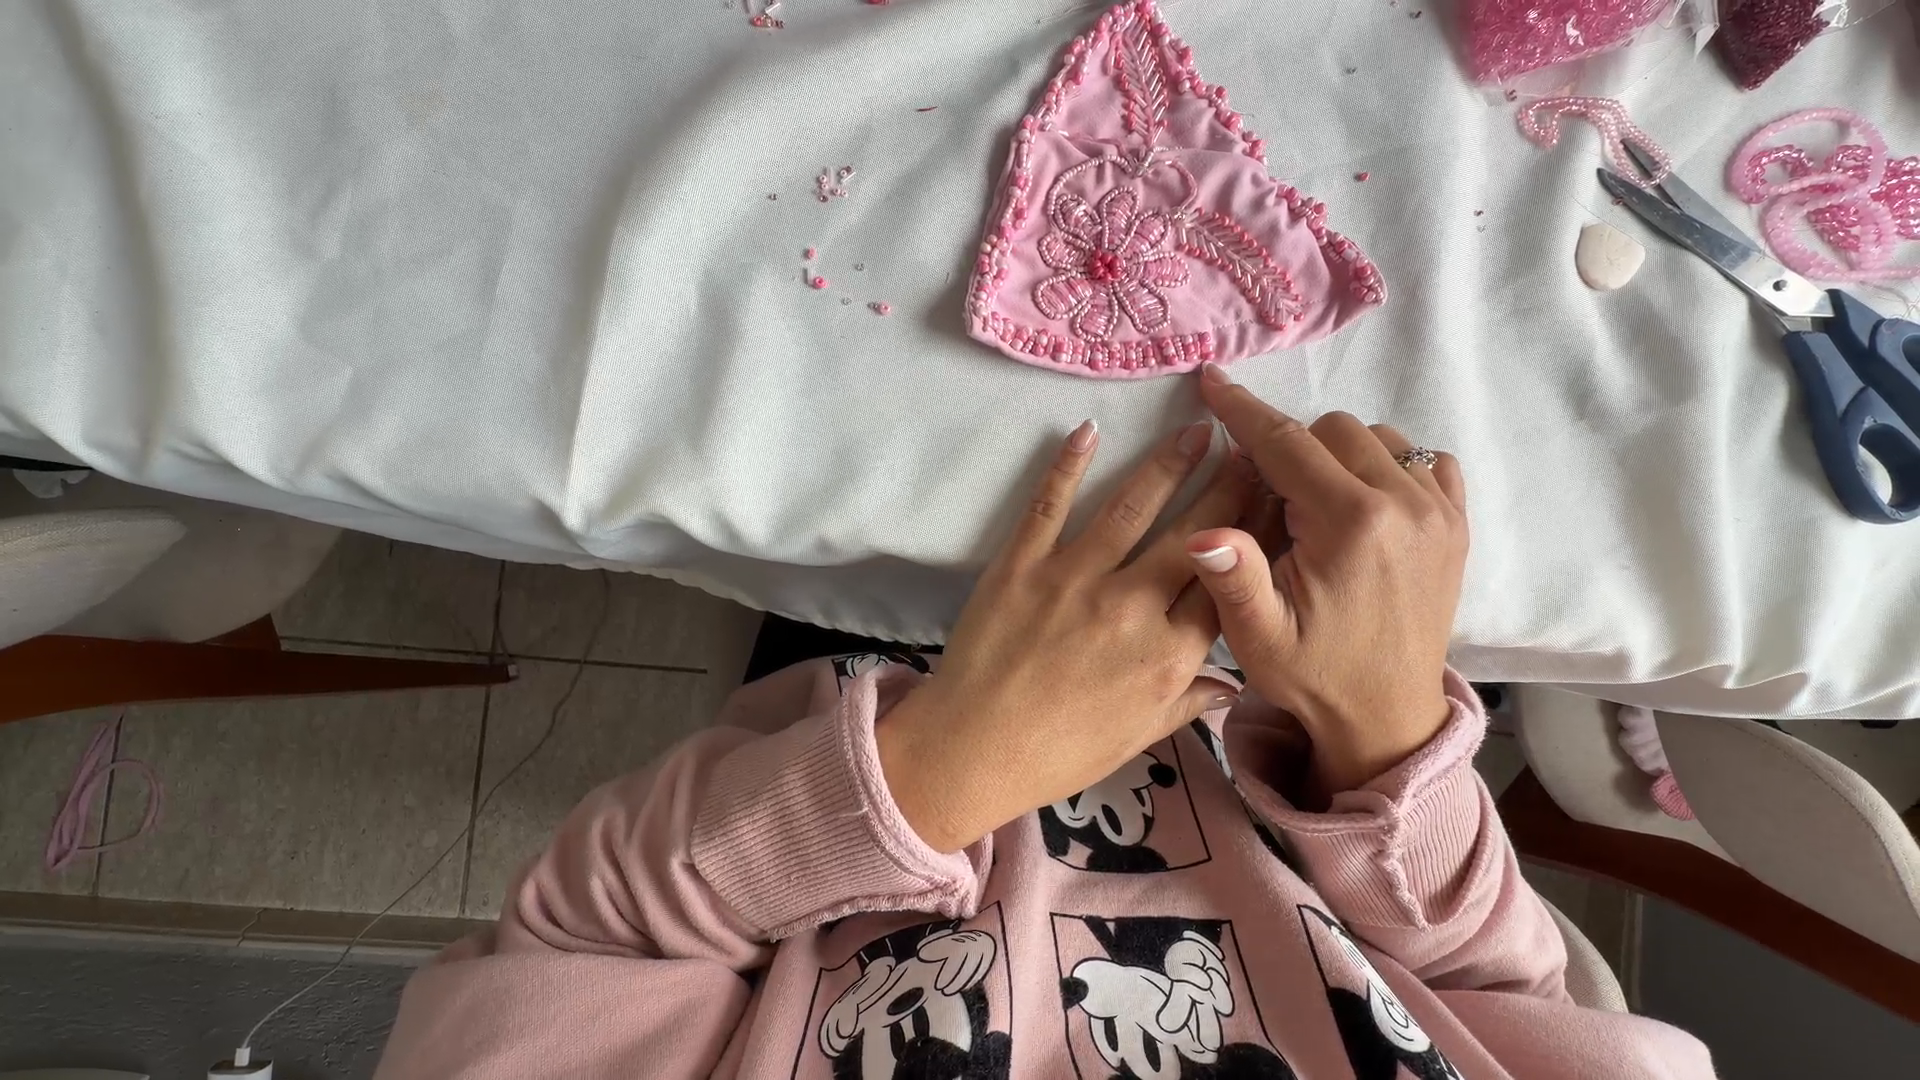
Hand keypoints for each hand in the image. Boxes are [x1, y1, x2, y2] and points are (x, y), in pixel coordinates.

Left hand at [876, 419, 1254, 851]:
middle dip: (1228, 487)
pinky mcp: (1020, 565)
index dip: (1255, 540)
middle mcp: (1131, 609)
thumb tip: (1235, 682)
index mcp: (1167, 656)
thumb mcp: (1137, 739)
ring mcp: (1073, 580)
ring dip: (1167, 464)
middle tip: (1250, 447)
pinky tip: (1088, 430)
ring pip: (1131, 509)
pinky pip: (1048, 507)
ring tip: (1197, 428)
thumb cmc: (1058, 753)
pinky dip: (1067, 466)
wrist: (972, 750)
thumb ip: (1187, 702)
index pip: (1228, 585)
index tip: (1276, 503)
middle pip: (1194, 537)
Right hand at [1184, 363, 1467, 796]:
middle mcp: (1406, 504)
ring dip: (1335, 456)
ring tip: (1312, 504)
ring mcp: (1441, 512)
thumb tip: (1203, 532)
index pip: (1287, 444)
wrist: (1387, 718)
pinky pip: (1425, 461)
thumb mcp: (1258, 637)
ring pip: (1378, 438)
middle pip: (1334, 430)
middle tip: (1266, 497)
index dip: (1242, 410)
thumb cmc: (1313, 674)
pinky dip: (1387, 465)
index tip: (1212, 380)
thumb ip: (1233, 579)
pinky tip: (1363, 502)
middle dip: (1290, 447)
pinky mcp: (1457, 526)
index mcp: (1351, 525)